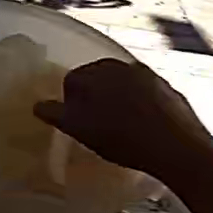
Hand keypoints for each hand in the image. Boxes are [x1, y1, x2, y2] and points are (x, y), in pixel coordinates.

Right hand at [34, 58, 212, 181]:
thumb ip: (57, 114)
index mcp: (95, 72)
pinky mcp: (168, 87)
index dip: (70, 102)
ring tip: (120, 124)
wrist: (176, 146)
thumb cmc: (122, 138)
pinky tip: (143, 124)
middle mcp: (121, 66)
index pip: (72, 80)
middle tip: (96, 123)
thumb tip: (37, 105)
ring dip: (117, 97)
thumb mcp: (81, 130)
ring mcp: (148, 74)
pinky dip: (140, 103)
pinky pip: (145, 92)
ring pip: (122, 83)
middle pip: (97, 77)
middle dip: (94, 96)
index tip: (76, 121)